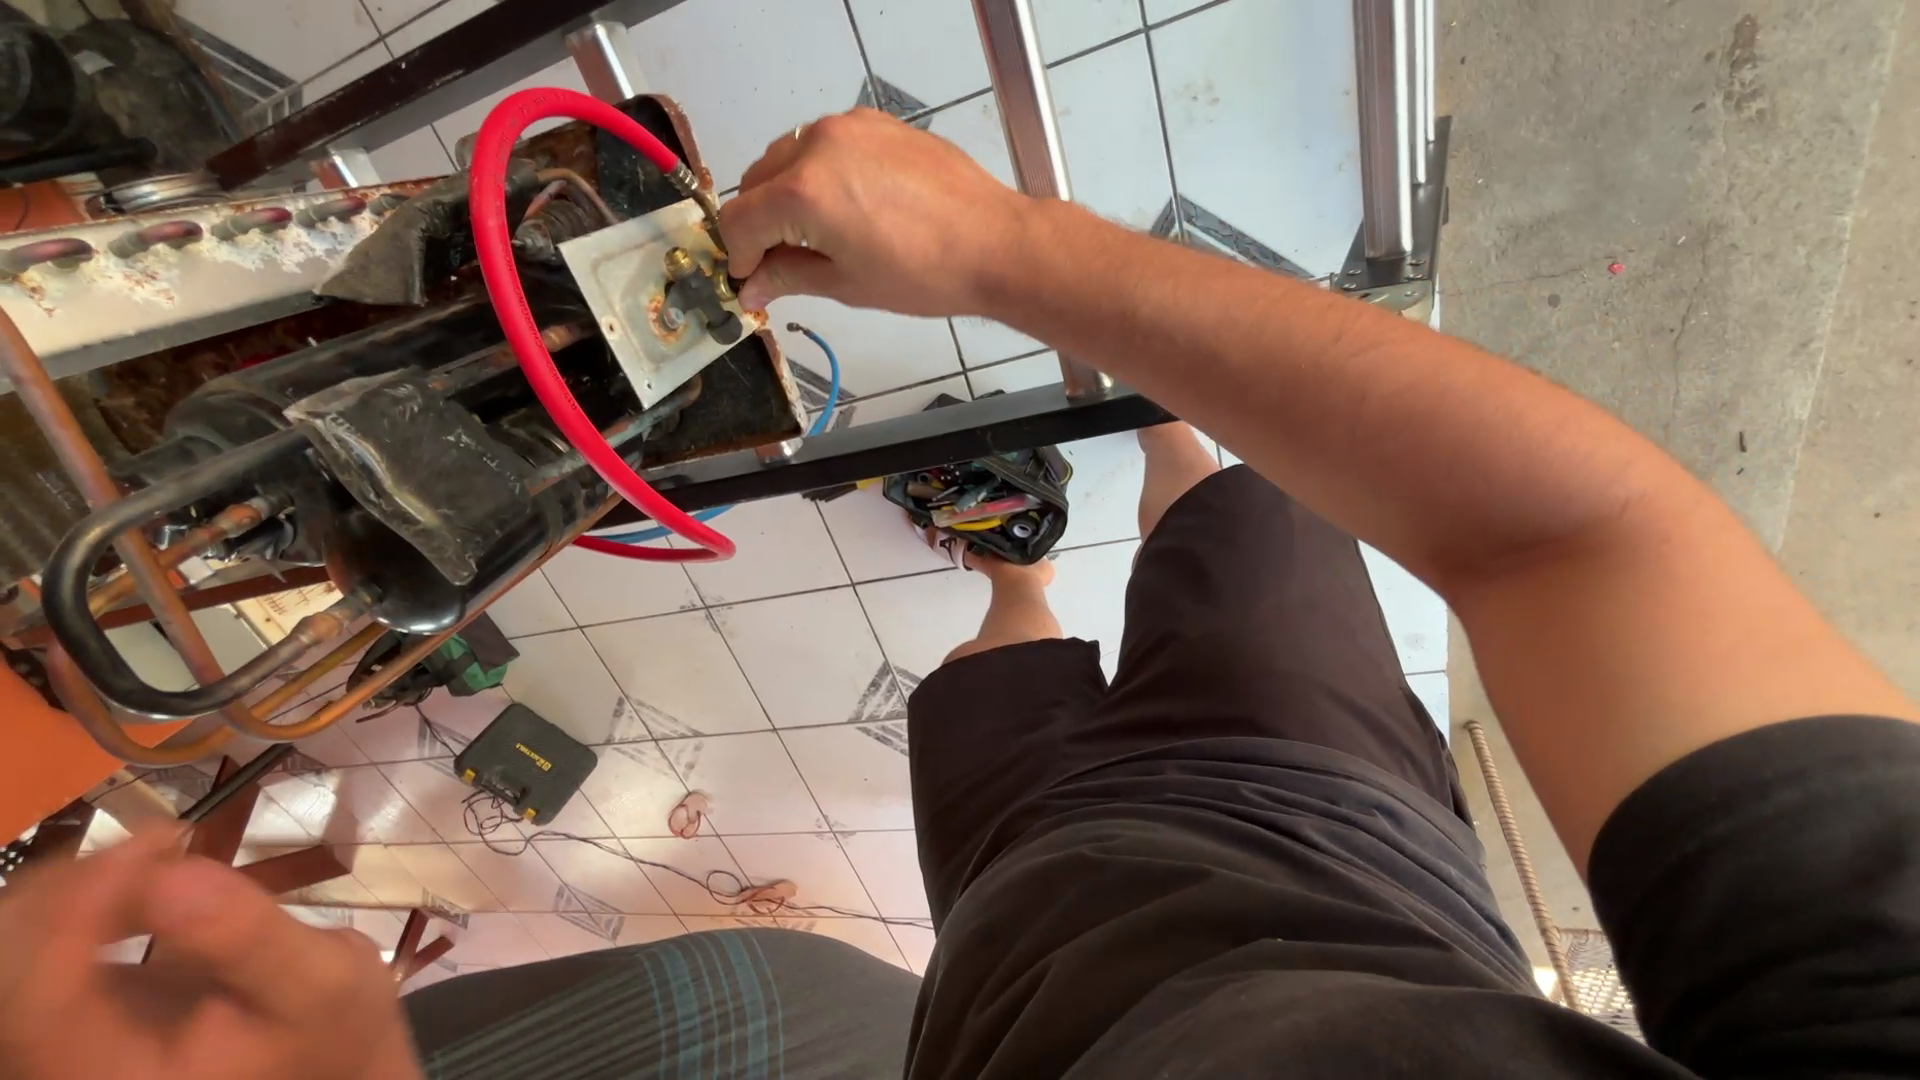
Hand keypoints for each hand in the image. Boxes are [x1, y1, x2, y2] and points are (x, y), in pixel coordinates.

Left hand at [0, 828, 422, 1079]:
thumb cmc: (331, 1026)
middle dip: (78, 885)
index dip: (79, 908)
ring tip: (166, 846)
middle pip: (14, 964)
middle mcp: (61, 1062)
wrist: (327, 1058)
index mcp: (109, 1072)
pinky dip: (92, 900)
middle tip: (168, 834)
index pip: (42, 994)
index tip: (161, 840)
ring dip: (83, 885)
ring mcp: (66, 1038)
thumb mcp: (319, 982)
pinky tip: (150, 876)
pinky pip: (49, 950)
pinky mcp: (82, 1013)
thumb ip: (249, 939)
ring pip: (21, 949)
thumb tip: (173, 877)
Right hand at [721, 107, 1031, 315]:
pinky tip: (844, 208)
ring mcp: (849, 127)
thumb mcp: (847, 284)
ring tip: (814, 238)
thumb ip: (788, 277)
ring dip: (785, 196)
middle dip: (759, 225)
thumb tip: (752, 288)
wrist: (994, 245)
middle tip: (778, 264)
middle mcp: (819, 145)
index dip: (737, 256)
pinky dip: (818, 174)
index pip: (740, 219)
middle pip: (758, 182)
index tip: (748, 280)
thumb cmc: (925, 274)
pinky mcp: (876, 123)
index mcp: (804, 192)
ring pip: (788, 157)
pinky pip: (825, 145)